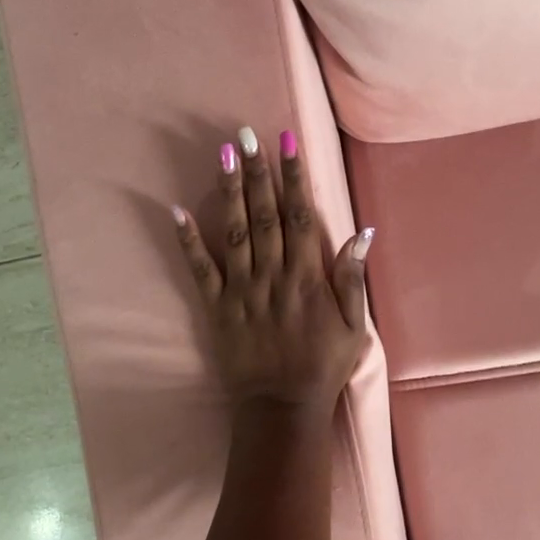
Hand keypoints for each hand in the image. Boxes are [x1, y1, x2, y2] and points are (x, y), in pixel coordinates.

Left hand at [174, 126, 371, 412]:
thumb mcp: (354, 326)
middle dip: (258, 172)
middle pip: (264, 215)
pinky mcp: (217, 308)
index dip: (294, 177)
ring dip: (228, 192)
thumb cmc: (324, 365)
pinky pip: (200, 270)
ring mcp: (242, 290)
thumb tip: (363, 234)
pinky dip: (187, 241)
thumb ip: (354, 279)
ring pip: (234, 232)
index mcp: (308, 277)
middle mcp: (273, 275)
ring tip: (223, 154)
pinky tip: (176, 210)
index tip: (287, 142)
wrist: (283, 406)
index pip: (301, 216)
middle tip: (247, 133)